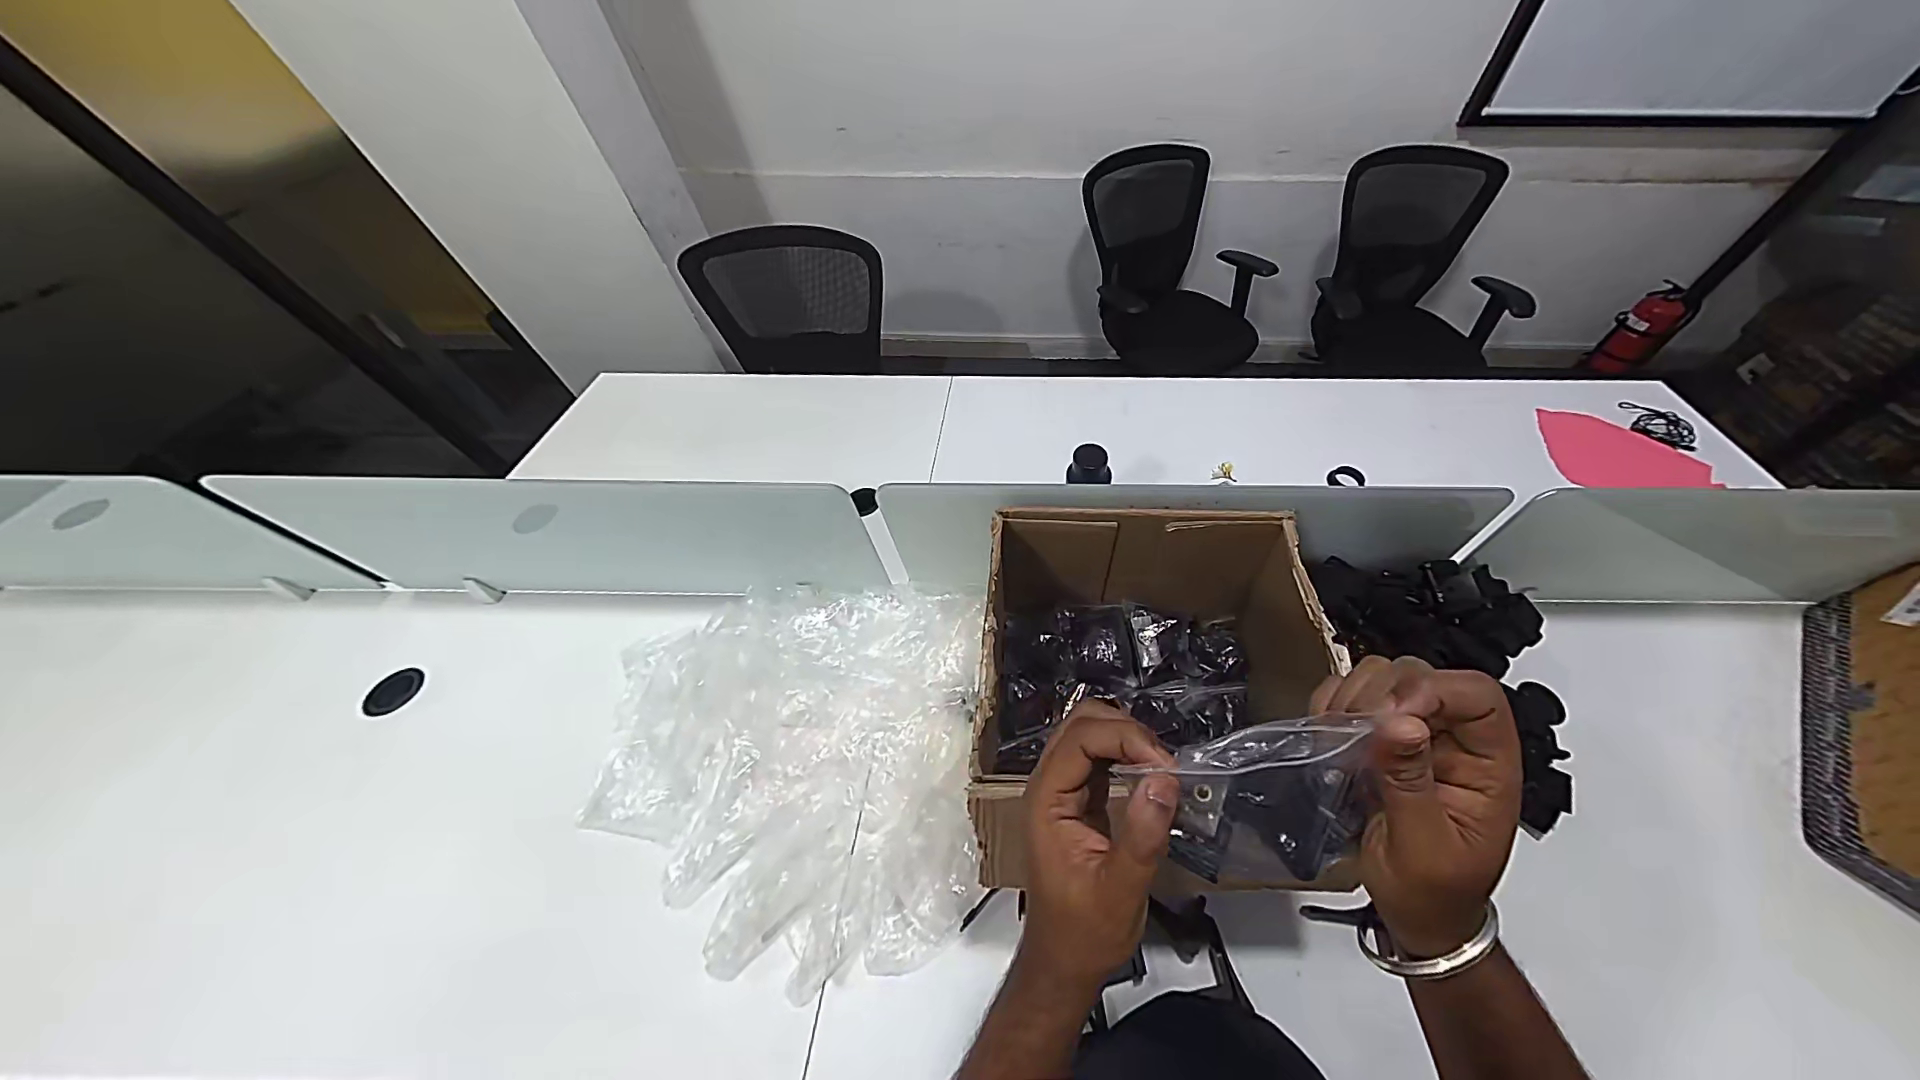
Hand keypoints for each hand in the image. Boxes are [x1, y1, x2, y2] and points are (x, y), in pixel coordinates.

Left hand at [1019, 700, 1178, 988]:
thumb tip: (1164, 780)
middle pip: (1079, 723)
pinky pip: (1097, 755)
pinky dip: (1125, 752)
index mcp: (1046, 799)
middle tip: (1164, 761)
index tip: (1165, 763)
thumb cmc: (1084, 932)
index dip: (1124, 738)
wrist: (1064, 958)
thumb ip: (1141, 837)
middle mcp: (1047, 784)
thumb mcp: (1120, 891)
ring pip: (1087, 733)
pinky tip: (1149, 770)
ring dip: (1126, 737)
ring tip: (1161, 765)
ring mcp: (1060, 788)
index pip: (1079, 739)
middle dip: (1124, 728)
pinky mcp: (1076, 797)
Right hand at [1312, 656, 1521, 957]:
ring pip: (1382, 676)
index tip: (1387, 718)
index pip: (1476, 696)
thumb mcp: (1425, 846)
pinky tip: (1323, 732)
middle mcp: (1450, 738)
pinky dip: (1328, 703)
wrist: (1413, 910)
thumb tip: (1401, 724)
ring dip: (1350, 696)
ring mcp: (1409, 733)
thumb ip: (1412, 784)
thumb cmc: (1432, 890)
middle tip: (1351, 731)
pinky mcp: (1371, 735)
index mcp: (1486, 764)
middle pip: (1421, 675)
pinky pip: (1348, 694)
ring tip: (1335, 735)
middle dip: (1379, 693)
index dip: (1433, 691)